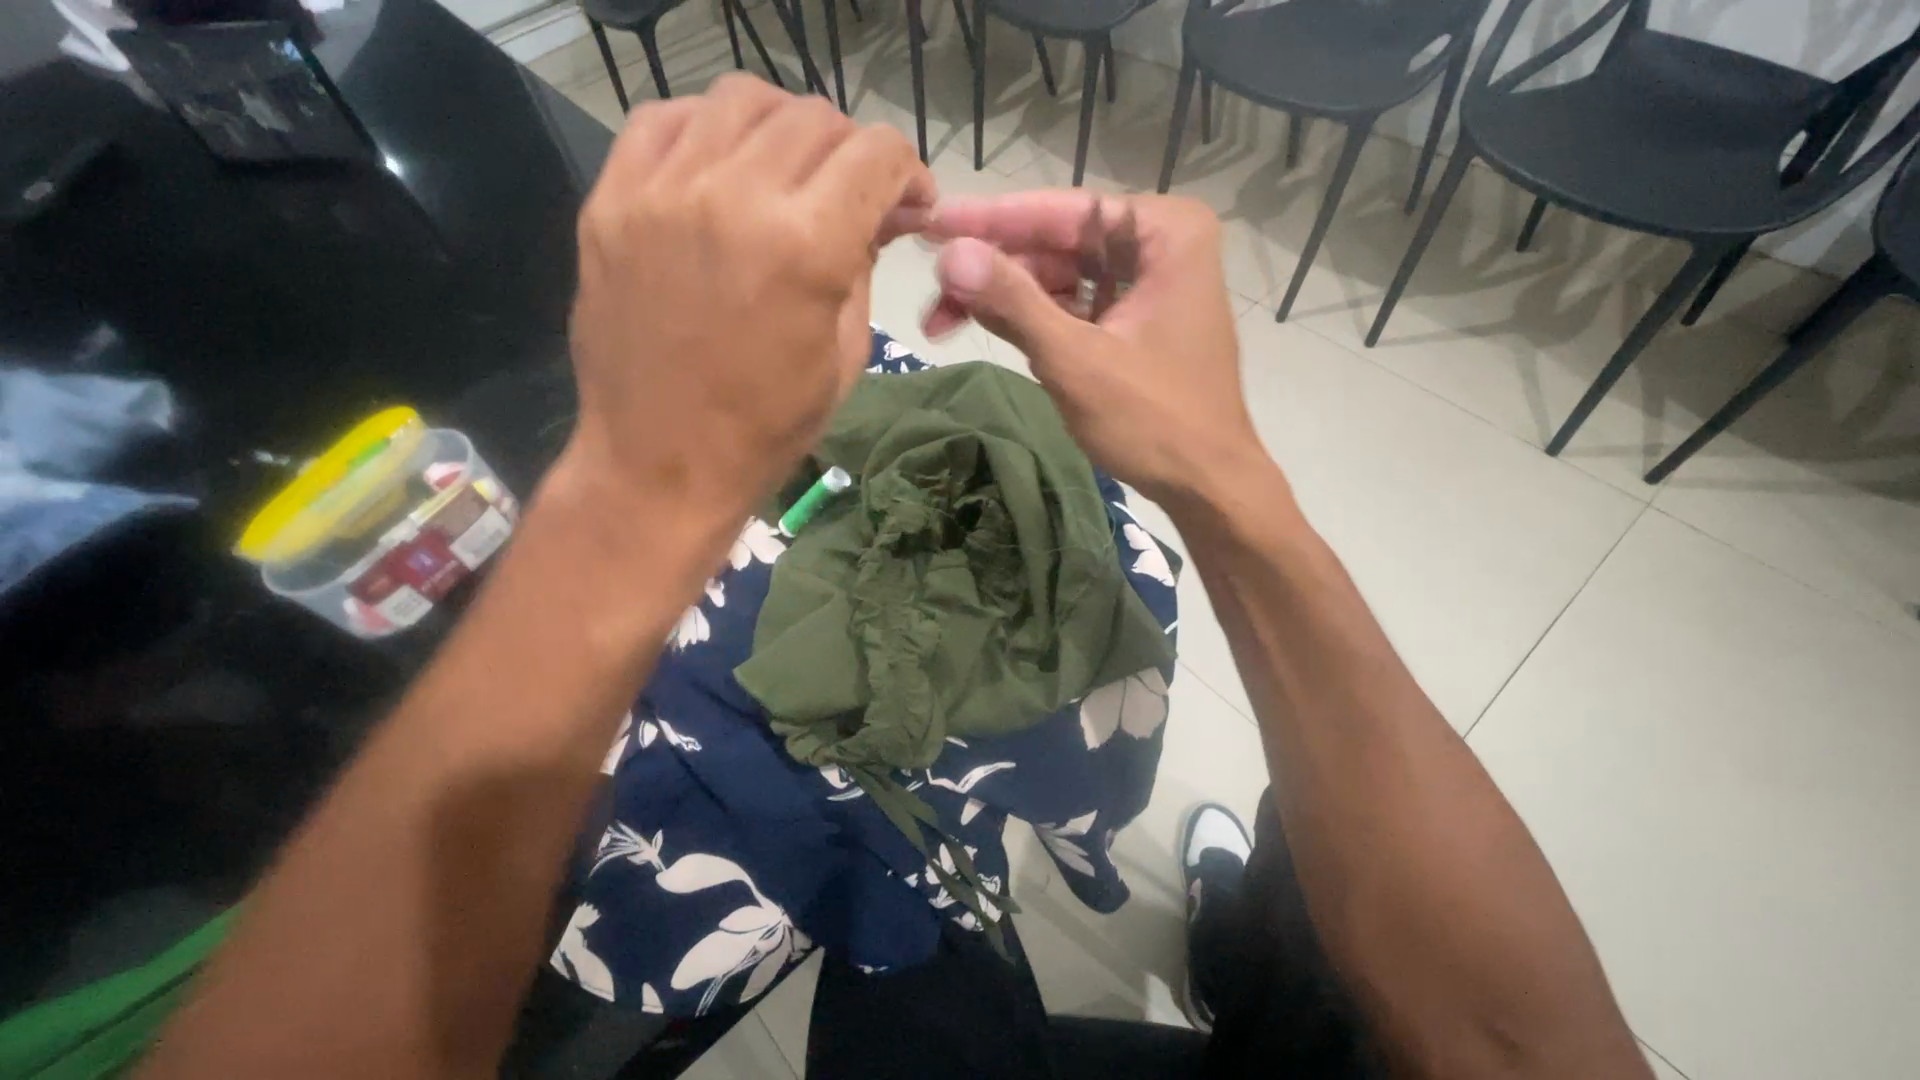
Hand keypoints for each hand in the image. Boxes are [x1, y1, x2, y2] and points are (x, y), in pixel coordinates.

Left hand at [556, 75, 934, 537]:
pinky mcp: (612, 200)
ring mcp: (663, 192)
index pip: (877, 154)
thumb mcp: (846, 354)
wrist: (660, 462)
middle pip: (815, 119)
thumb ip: (865, 264)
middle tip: (850, 194)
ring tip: (786, 172)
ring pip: (742, 100)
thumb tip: (882, 211)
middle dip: (852, 152)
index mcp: (806, 246)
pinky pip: (665, 120)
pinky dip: (707, 130)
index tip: (907, 201)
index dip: (908, 172)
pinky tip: (721, 168)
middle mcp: (736, 196)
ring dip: (783, 129)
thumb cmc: (768, 426)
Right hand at [923, 192, 1263, 507]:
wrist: (1210, 485)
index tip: (931, 221)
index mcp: (1166, 232)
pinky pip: (1077, 304)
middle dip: (993, 269)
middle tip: (930, 292)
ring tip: (943, 320)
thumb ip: (1013, 302)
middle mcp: (1163, 243)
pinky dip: (1035, 318)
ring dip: (1006, 297)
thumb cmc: (1154, 421)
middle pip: (1058, 243)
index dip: (989, 220)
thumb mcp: (1076, 360)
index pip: (1062, 212)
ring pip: (1062, 275)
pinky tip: (989, 327)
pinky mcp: (1140, 319)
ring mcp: (1152, 283)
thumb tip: (949, 254)